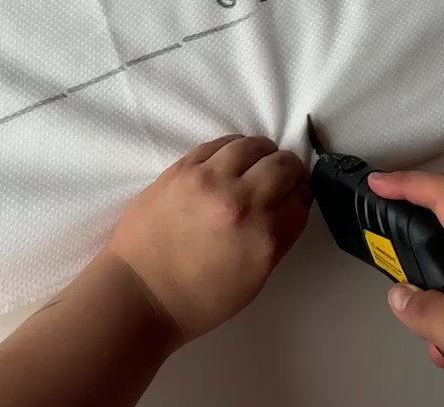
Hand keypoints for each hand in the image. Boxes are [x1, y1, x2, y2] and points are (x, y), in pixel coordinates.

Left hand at [103, 134, 310, 345]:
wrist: (140, 291)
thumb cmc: (198, 299)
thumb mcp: (253, 280)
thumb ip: (276, 239)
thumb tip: (287, 204)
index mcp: (263, 239)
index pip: (301, 200)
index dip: (302, 195)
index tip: (297, 194)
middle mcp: (241, 203)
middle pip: (283, 166)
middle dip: (289, 170)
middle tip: (282, 176)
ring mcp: (210, 179)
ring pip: (253, 145)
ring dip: (263, 152)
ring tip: (258, 162)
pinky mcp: (184, 166)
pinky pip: (221, 143)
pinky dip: (234, 148)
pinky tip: (233, 158)